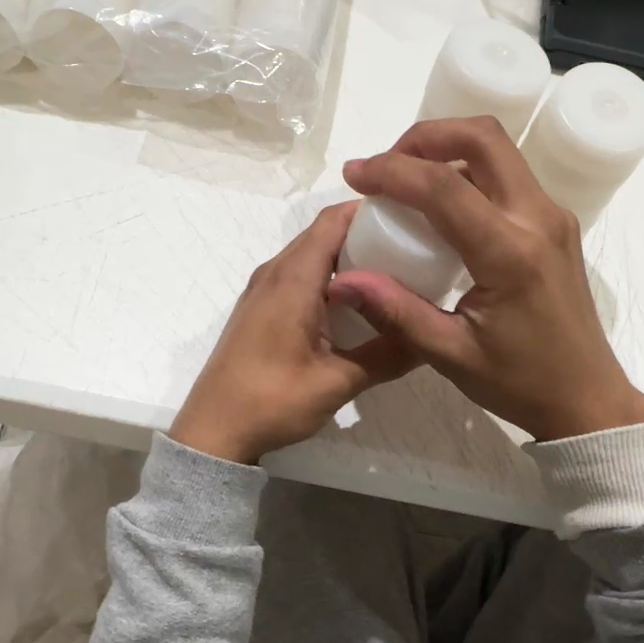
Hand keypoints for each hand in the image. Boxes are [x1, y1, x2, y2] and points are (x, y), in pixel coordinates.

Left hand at [171, 202, 417, 463]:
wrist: (213, 431)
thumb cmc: (271, 402)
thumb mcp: (335, 384)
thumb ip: (385, 357)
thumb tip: (430, 339)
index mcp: (293, 280)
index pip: (334, 220)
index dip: (373, 211)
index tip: (412, 220)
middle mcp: (274, 274)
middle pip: (324, 235)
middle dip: (368, 236)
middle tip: (413, 251)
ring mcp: (262, 292)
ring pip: (310, 257)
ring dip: (348, 261)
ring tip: (391, 279)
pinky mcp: (258, 311)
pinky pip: (298, 279)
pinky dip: (328, 281)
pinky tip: (354, 309)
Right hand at [332, 118, 643, 441]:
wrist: (585, 398)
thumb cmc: (519, 383)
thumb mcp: (449, 354)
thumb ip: (395, 312)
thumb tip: (342, 280)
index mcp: (510, 253)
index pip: (444, 186)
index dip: (392, 172)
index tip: (354, 176)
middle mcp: (538, 219)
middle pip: (483, 138)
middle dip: (426, 137)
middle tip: (385, 166)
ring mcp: (553, 218)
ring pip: (500, 152)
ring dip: (449, 150)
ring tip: (406, 182)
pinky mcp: (555, 226)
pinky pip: (510, 178)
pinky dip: (470, 173)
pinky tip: (441, 208)